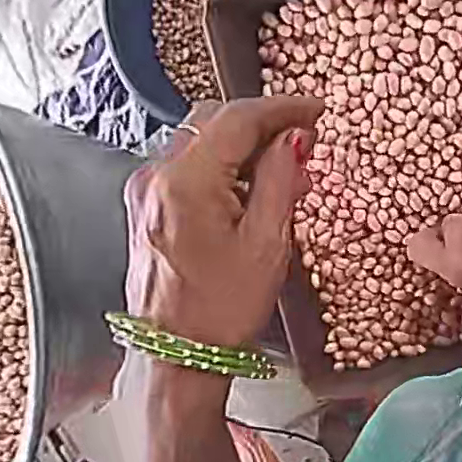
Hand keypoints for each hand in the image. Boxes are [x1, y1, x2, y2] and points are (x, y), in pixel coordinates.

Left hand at [124, 96, 322, 347]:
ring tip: (283, 171)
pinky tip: (250, 190)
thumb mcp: (266, 245)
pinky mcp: (146, 206)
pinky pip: (188, 167)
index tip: (316, 109)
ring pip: (200, 141)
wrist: (177, 354)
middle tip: (304, 139)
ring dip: (243, 146)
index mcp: (186, 183)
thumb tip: (293, 138)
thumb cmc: (222, 309)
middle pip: (213, 121)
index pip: (236, 118)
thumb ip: (280, 182)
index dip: (282, 107)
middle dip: (262, 123)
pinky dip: (223, 166)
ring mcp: (146, 190)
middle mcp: (156, 176)